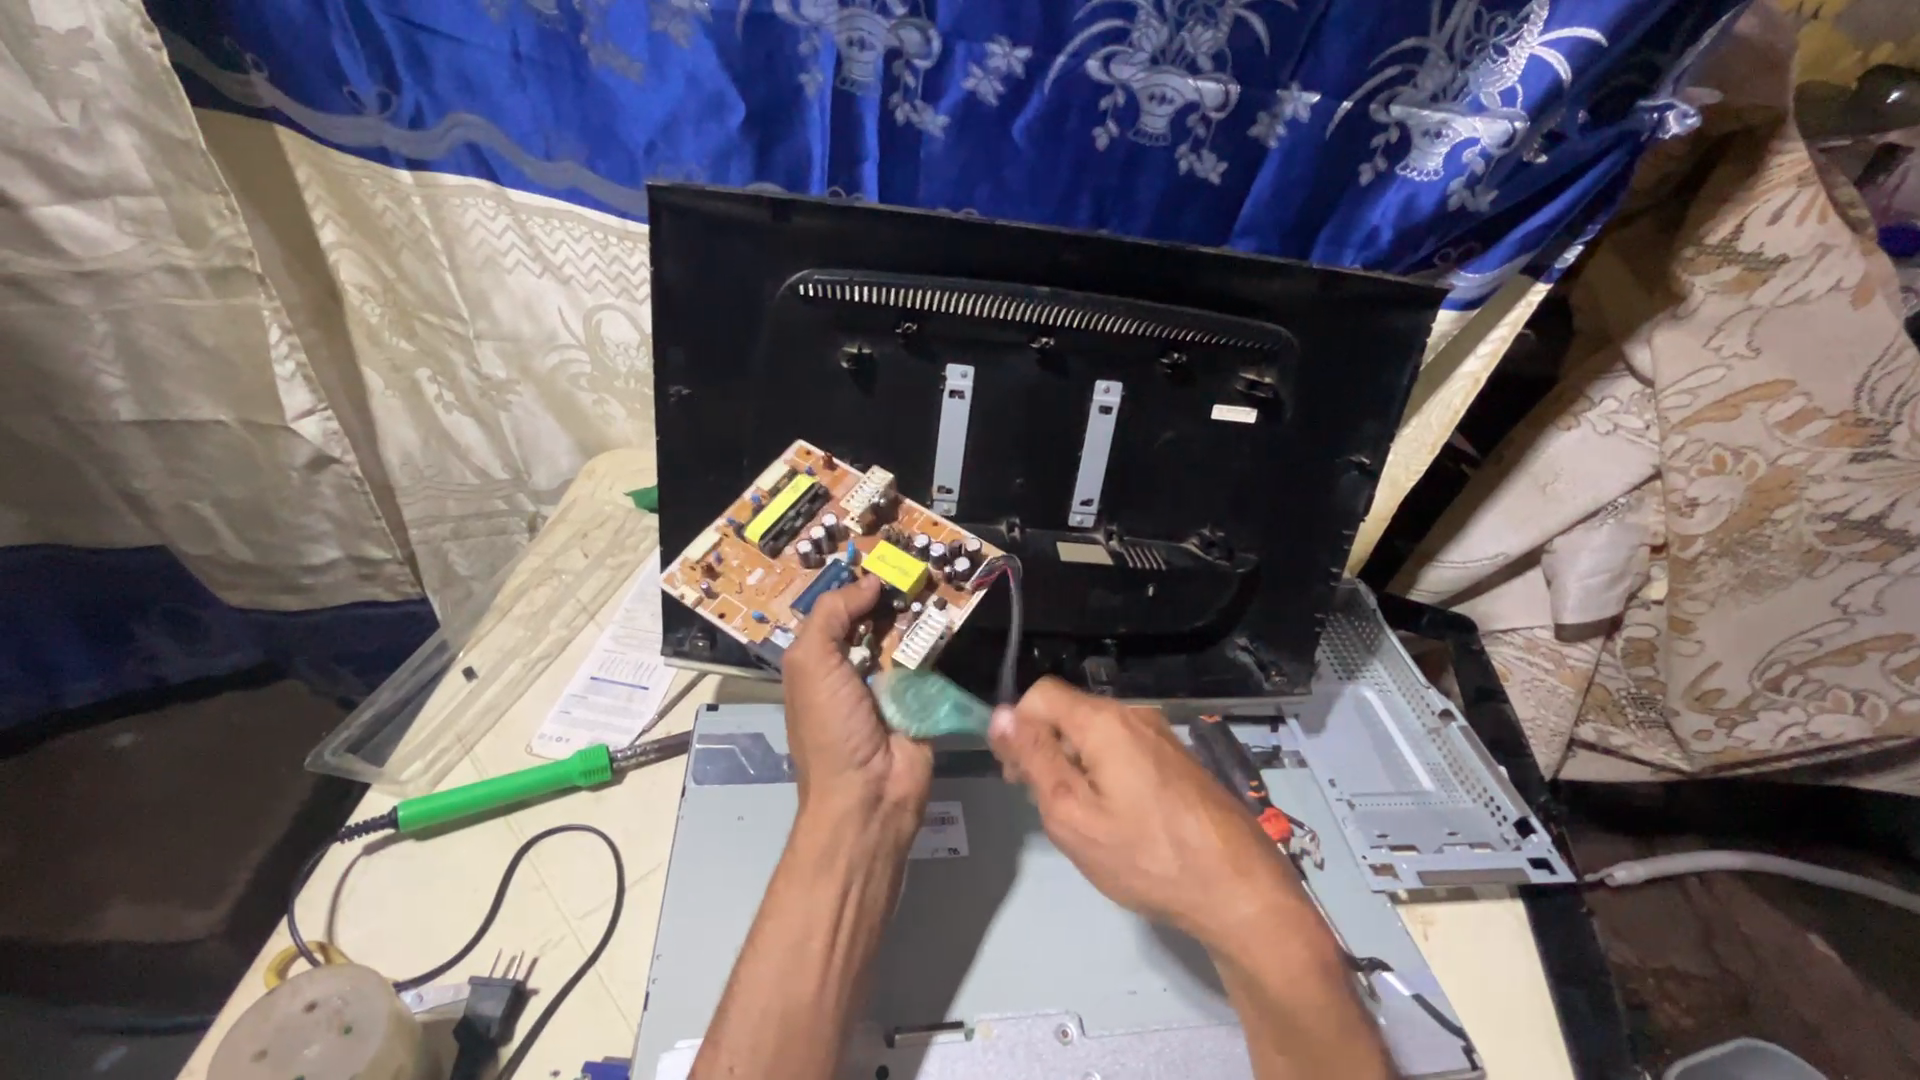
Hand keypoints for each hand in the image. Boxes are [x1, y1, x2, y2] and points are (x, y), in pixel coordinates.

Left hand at [781, 575, 931, 835]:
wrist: (871, 793)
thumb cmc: (830, 727)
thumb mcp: (811, 663)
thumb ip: (831, 615)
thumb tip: (869, 583)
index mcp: (819, 662)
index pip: (835, 612)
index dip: (852, 585)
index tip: (879, 555)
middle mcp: (854, 669)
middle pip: (873, 620)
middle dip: (891, 593)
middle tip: (915, 561)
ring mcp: (892, 683)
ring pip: (906, 635)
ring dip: (920, 610)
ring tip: (939, 574)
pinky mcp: (927, 698)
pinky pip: (934, 660)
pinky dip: (942, 638)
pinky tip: (956, 608)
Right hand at [988, 677, 1306, 946]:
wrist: (1238, 889)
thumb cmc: (1147, 856)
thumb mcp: (1073, 814)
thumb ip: (1035, 759)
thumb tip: (1002, 714)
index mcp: (1105, 721)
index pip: (1041, 694)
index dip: (1017, 727)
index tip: (1014, 776)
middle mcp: (1135, 716)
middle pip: (1070, 713)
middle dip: (1044, 748)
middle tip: (1042, 804)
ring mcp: (1162, 736)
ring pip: (1096, 734)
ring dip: (1073, 763)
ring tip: (1079, 818)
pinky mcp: (1178, 759)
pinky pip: (1123, 750)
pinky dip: (1103, 771)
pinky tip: (1114, 817)